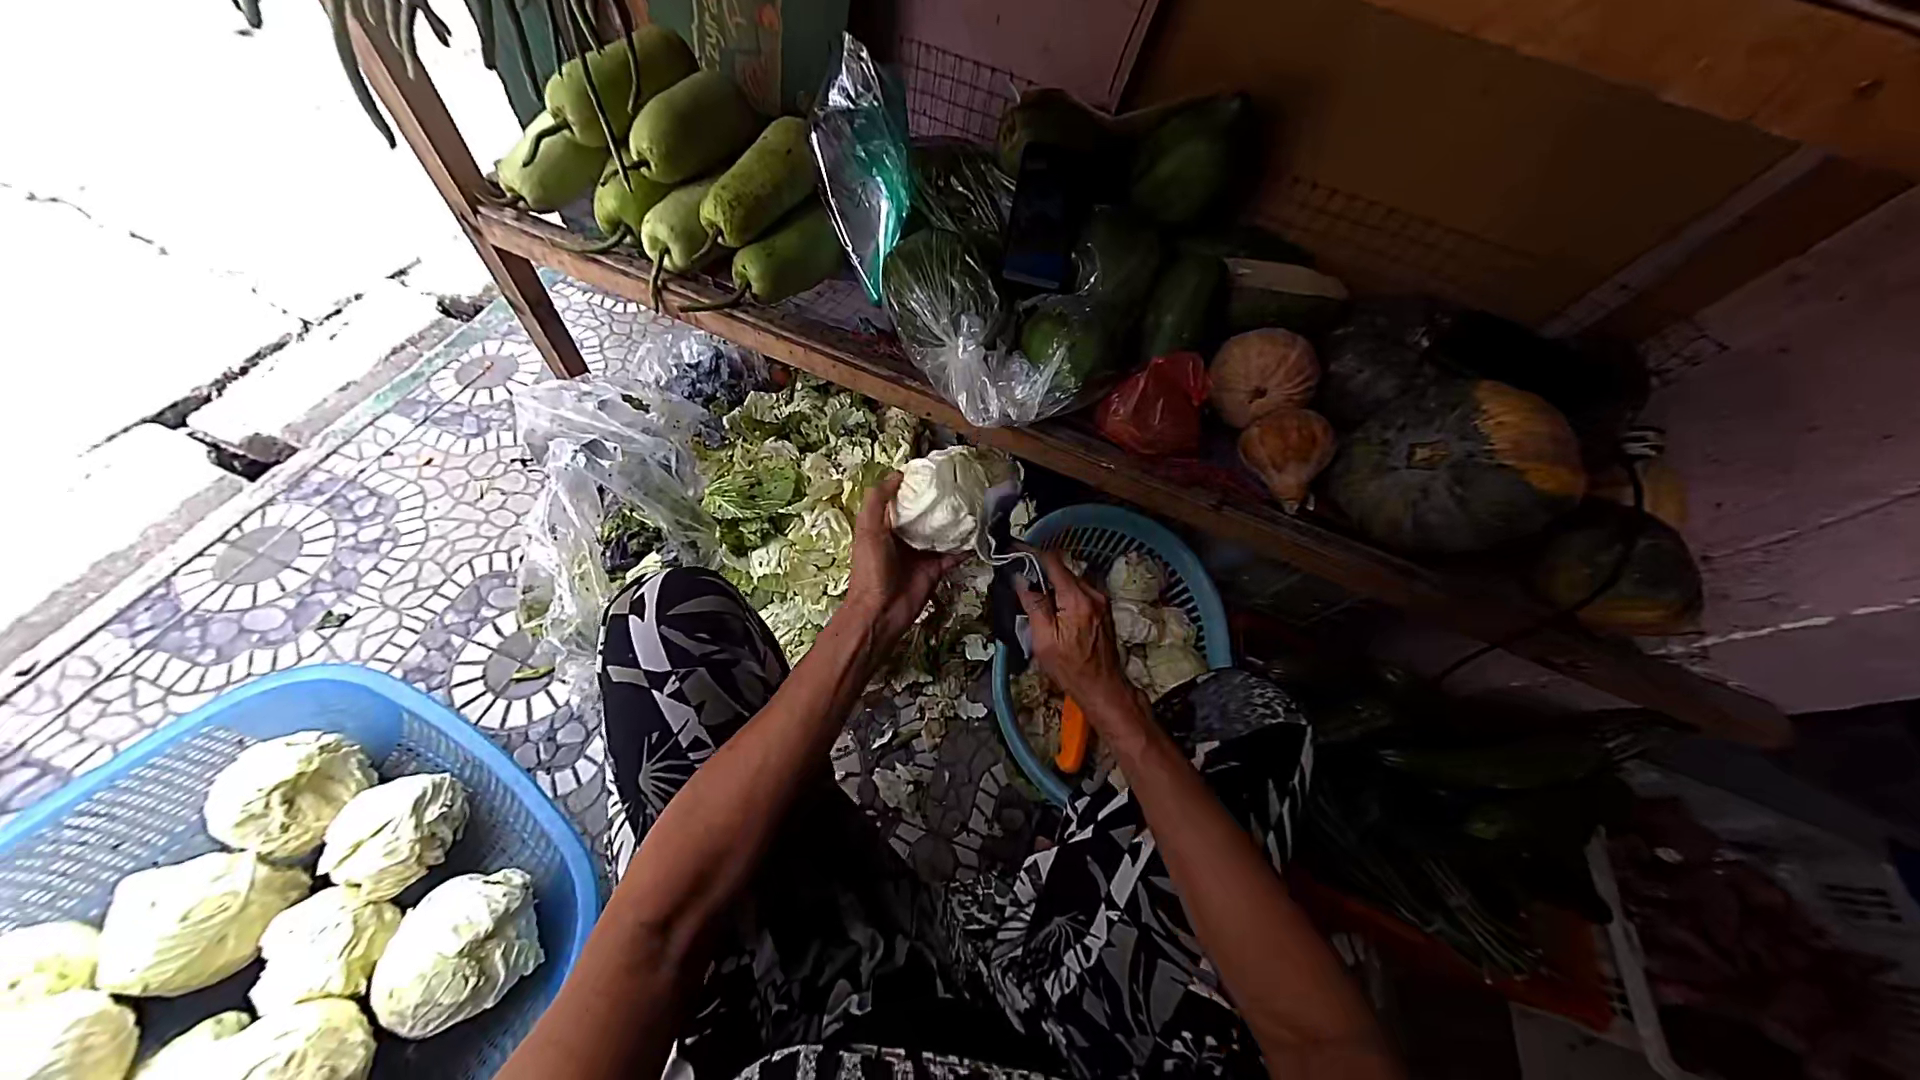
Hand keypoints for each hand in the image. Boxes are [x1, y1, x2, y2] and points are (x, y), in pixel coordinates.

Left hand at [842, 472, 967, 650]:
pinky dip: (966, 545)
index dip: (914, 485)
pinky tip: (979, 531)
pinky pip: (954, 554)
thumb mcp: (868, 529)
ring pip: (942, 532)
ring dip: (955, 521)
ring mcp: (921, 553)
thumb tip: (897, 475)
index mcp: (884, 526)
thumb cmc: (871, 569)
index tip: (933, 470)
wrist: (881, 611)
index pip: (901, 500)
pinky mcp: (936, 568)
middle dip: (939, 501)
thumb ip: (877, 501)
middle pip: (925, 515)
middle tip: (960, 483)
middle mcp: (904, 537)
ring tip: (974, 502)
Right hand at [1015, 550, 1149, 729]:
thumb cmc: (1072, 669)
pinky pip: (1077, 591)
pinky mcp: (1101, 608)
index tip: (1013, 550)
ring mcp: (1100, 601)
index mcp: (1077, 599)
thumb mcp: (1044, 639)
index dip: (1030, 553)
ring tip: (1031, 593)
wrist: (1103, 688)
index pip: (1052, 562)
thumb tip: (1021, 579)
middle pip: (1061, 569)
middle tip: (1017, 574)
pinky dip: (1061, 592)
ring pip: (1069, 580)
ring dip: (1049, 582)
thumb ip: (1033, 604)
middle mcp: (1093, 594)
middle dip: (1038, 569)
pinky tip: (1050, 606)